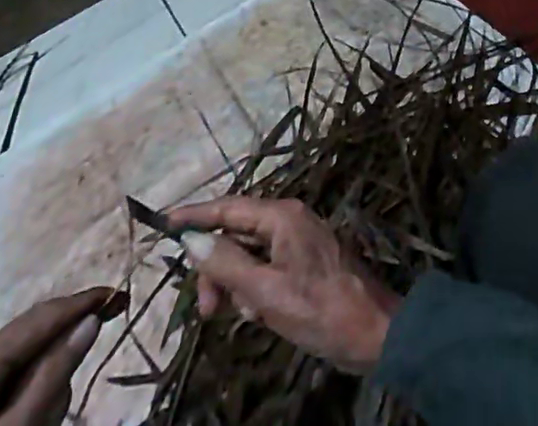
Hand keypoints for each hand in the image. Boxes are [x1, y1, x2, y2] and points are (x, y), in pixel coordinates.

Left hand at [0, 287, 126, 425]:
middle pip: (21, 337)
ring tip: (47, 416)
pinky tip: (25, 415)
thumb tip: (90, 322)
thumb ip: (53, 376)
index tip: (118, 295)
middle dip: (59, 344)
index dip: (81, 303)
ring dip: (38, 373)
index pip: (38, 319)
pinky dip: (15, 390)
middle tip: (93, 356)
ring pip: (6, 360)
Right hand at [167, 197, 400, 373]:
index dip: (194, 215)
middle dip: (216, 269)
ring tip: (244, 317)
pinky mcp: (305, 261)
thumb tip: (192, 240)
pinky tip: (259, 315)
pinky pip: (266, 268)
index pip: (227, 207)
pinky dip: (254, 290)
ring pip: (249, 254)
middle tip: (206, 310)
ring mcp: (299, 239)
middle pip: (236, 233)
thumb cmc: (319, 309)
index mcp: (282, 216)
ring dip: (236, 285)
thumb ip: (227, 264)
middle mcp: (289, 219)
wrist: (374, 331)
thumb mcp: (265, 291)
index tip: (163, 222)